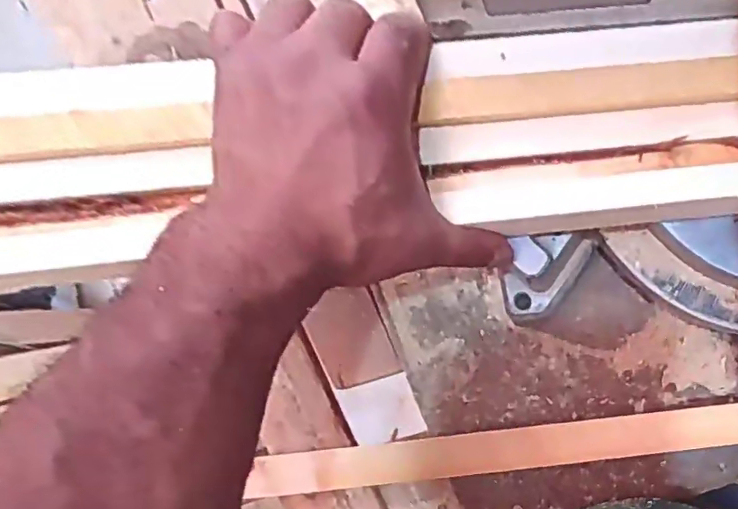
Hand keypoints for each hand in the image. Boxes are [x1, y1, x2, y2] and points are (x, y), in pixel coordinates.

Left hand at [196, 0, 509, 298]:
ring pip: (294, 5)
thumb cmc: (344, 238)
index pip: (402, 32)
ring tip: (319, 61)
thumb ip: (467, 243)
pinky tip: (267, 64)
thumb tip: (504, 254)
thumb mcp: (418, 242)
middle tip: (366, 72)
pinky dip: (252, 35)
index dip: (411, 42)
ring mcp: (273, 59)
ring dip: (310, 26)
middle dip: (363, 38)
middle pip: (349, 12)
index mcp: (375, 95)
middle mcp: (324, 61)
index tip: (412, 58)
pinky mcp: (232, 71)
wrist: (270, 244)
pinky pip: (236, 22)